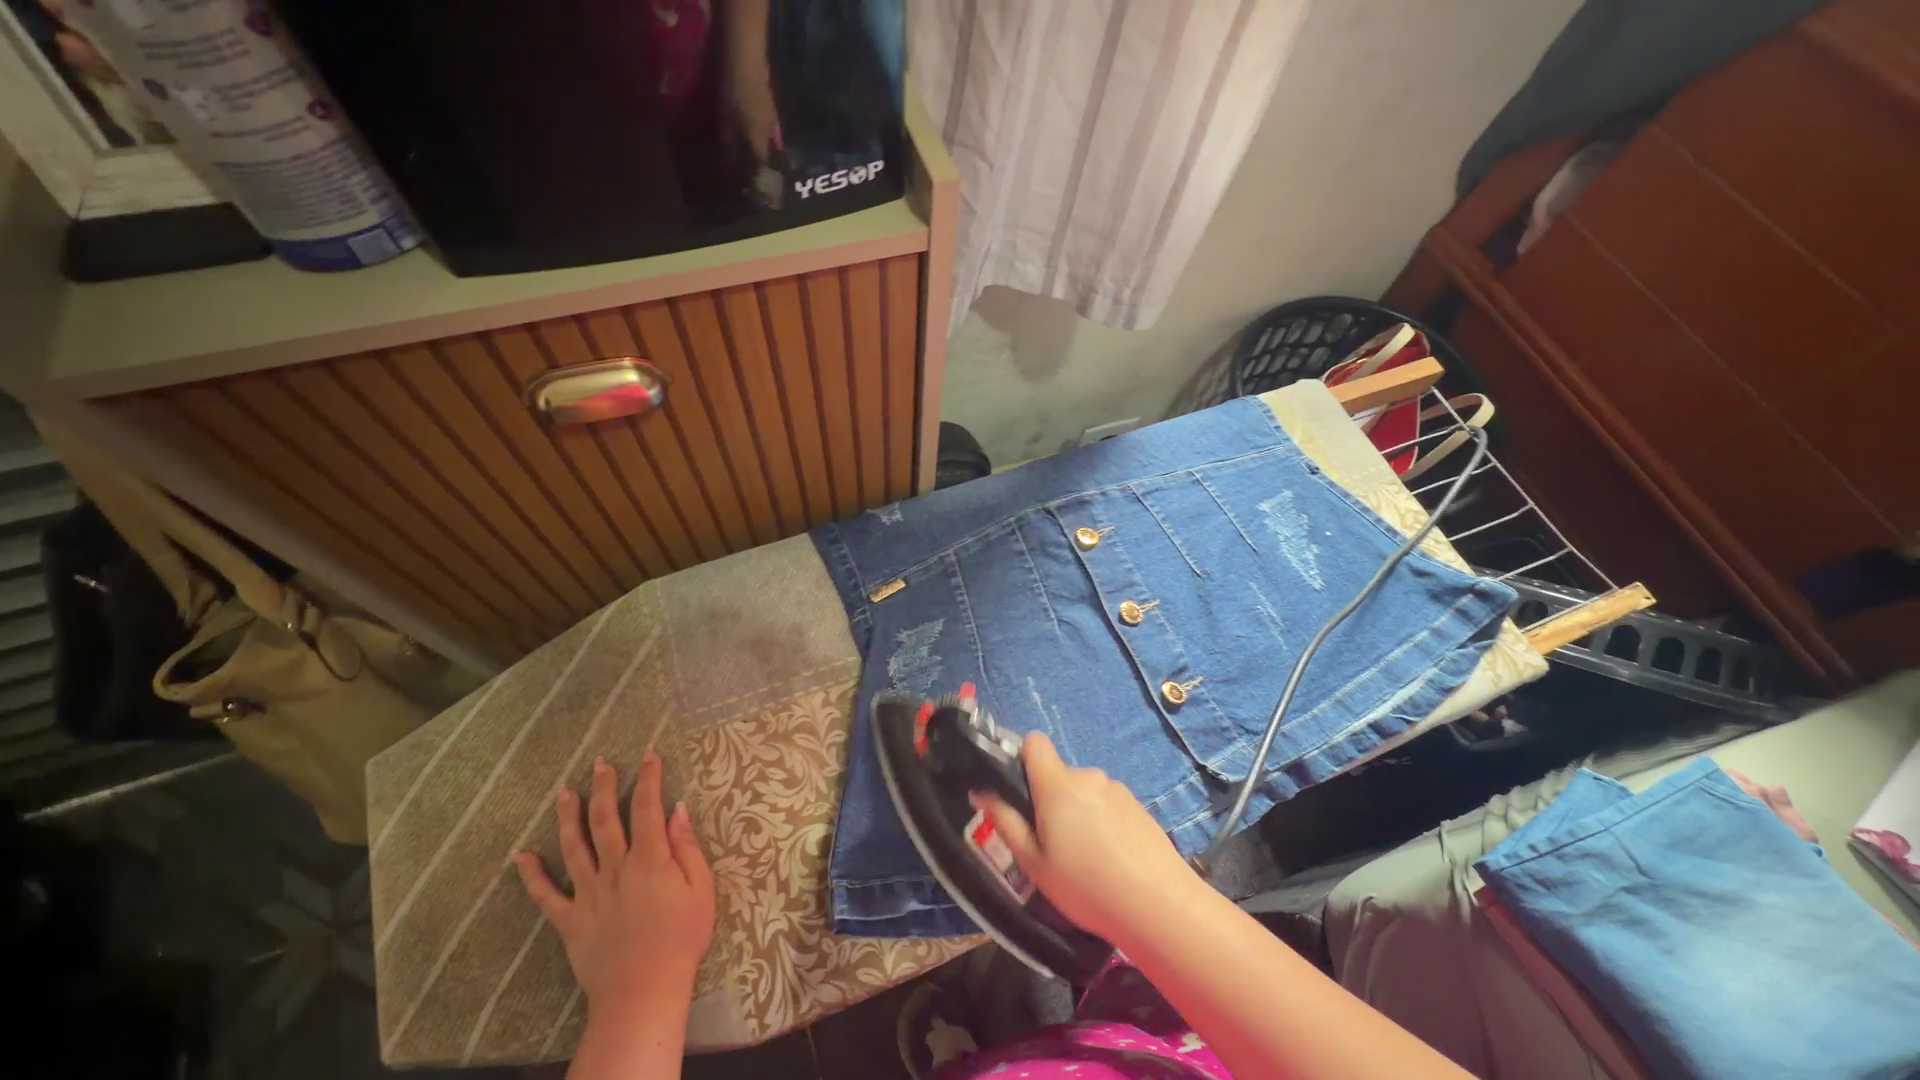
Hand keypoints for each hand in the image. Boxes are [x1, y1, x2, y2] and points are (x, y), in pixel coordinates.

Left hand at [513, 750, 715, 1013]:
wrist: (644, 989)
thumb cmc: (682, 938)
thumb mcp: (701, 889)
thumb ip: (686, 848)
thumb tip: (676, 810)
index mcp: (649, 859)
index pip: (647, 807)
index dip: (648, 778)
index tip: (647, 755)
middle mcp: (615, 867)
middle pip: (605, 819)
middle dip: (603, 787)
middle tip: (599, 764)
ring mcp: (589, 892)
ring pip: (573, 846)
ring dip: (567, 817)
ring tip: (563, 792)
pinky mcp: (571, 919)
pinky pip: (546, 895)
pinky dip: (532, 875)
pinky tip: (521, 857)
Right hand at [974, 732, 1204, 945]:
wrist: (1158, 904)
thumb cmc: (1085, 886)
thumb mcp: (1034, 863)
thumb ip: (1006, 822)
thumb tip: (982, 792)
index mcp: (1058, 785)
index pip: (1034, 742)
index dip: (1022, 759)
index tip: (1020, 793)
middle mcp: (1088, 777)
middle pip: (1058, 774)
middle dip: (1050, 800)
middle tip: (1051, 844)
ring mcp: (1117, 789)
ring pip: (1083, 792)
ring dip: (1077, 812)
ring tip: (1085, 858)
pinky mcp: (1138, 806)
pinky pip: (1106, 804)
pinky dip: (1101, 822)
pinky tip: (1110, 858)